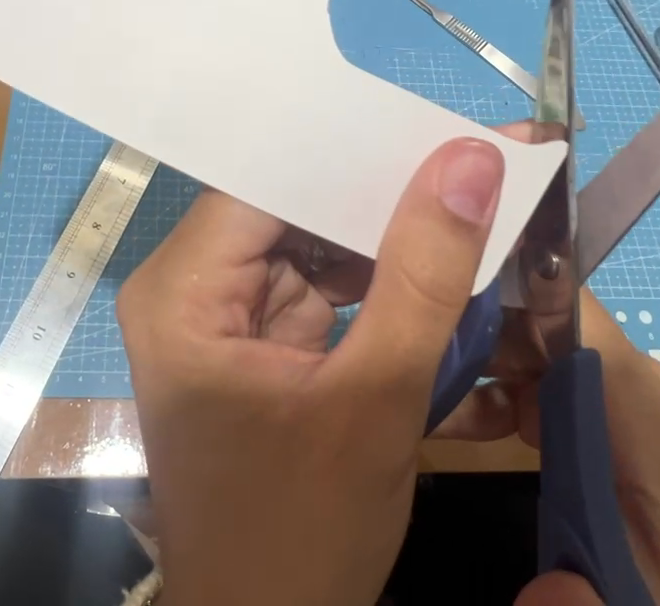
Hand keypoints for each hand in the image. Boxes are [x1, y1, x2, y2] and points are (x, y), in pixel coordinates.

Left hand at [118, 137, 506, 605]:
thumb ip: (424, 274)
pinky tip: (439, 260)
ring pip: (314, 239)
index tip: (441, 128)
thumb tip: (470, 160)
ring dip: (389, 233)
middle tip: (474, 158)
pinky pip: (322, 281)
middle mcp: (191, 286)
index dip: (355, 150)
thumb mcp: (375, 398)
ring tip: (471, 197)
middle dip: (383, 192)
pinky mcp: (257, 339)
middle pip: (292, 206)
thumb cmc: (301, 531)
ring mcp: (225, 312)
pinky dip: (380, 277)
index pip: (269, 181)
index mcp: (185, 290)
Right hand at [432, 142, 659, 605]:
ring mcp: (603, 391)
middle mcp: (622, 376)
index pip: (564, 302)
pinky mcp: (587, 412)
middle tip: (387, 335)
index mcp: (640, 400)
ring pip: (519, 339)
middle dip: (460, 314)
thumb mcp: (649, 601)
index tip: (419, 280)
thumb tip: (541, 594)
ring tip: (400, 370)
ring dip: (462, 348)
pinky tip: (440, 411)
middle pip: (530, 312)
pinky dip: (480, 383)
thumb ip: (592, 601)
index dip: (493, 281)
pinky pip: (526, 373)